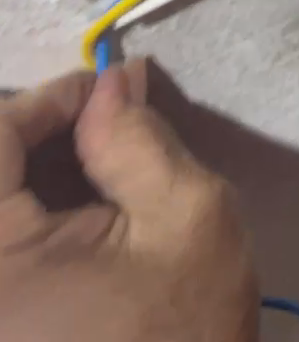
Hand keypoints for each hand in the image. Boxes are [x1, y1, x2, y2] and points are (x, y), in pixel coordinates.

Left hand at [0, 60, 257, 341]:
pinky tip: (51, 205)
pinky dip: (15, 206)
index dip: (45, 102)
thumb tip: (114, 81)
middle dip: (23, 134)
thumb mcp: (186, 214)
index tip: (111, 88)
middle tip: (96, 121)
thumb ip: (138, 144)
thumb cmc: (180, 314)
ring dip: (17, 169)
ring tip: (75, 160)